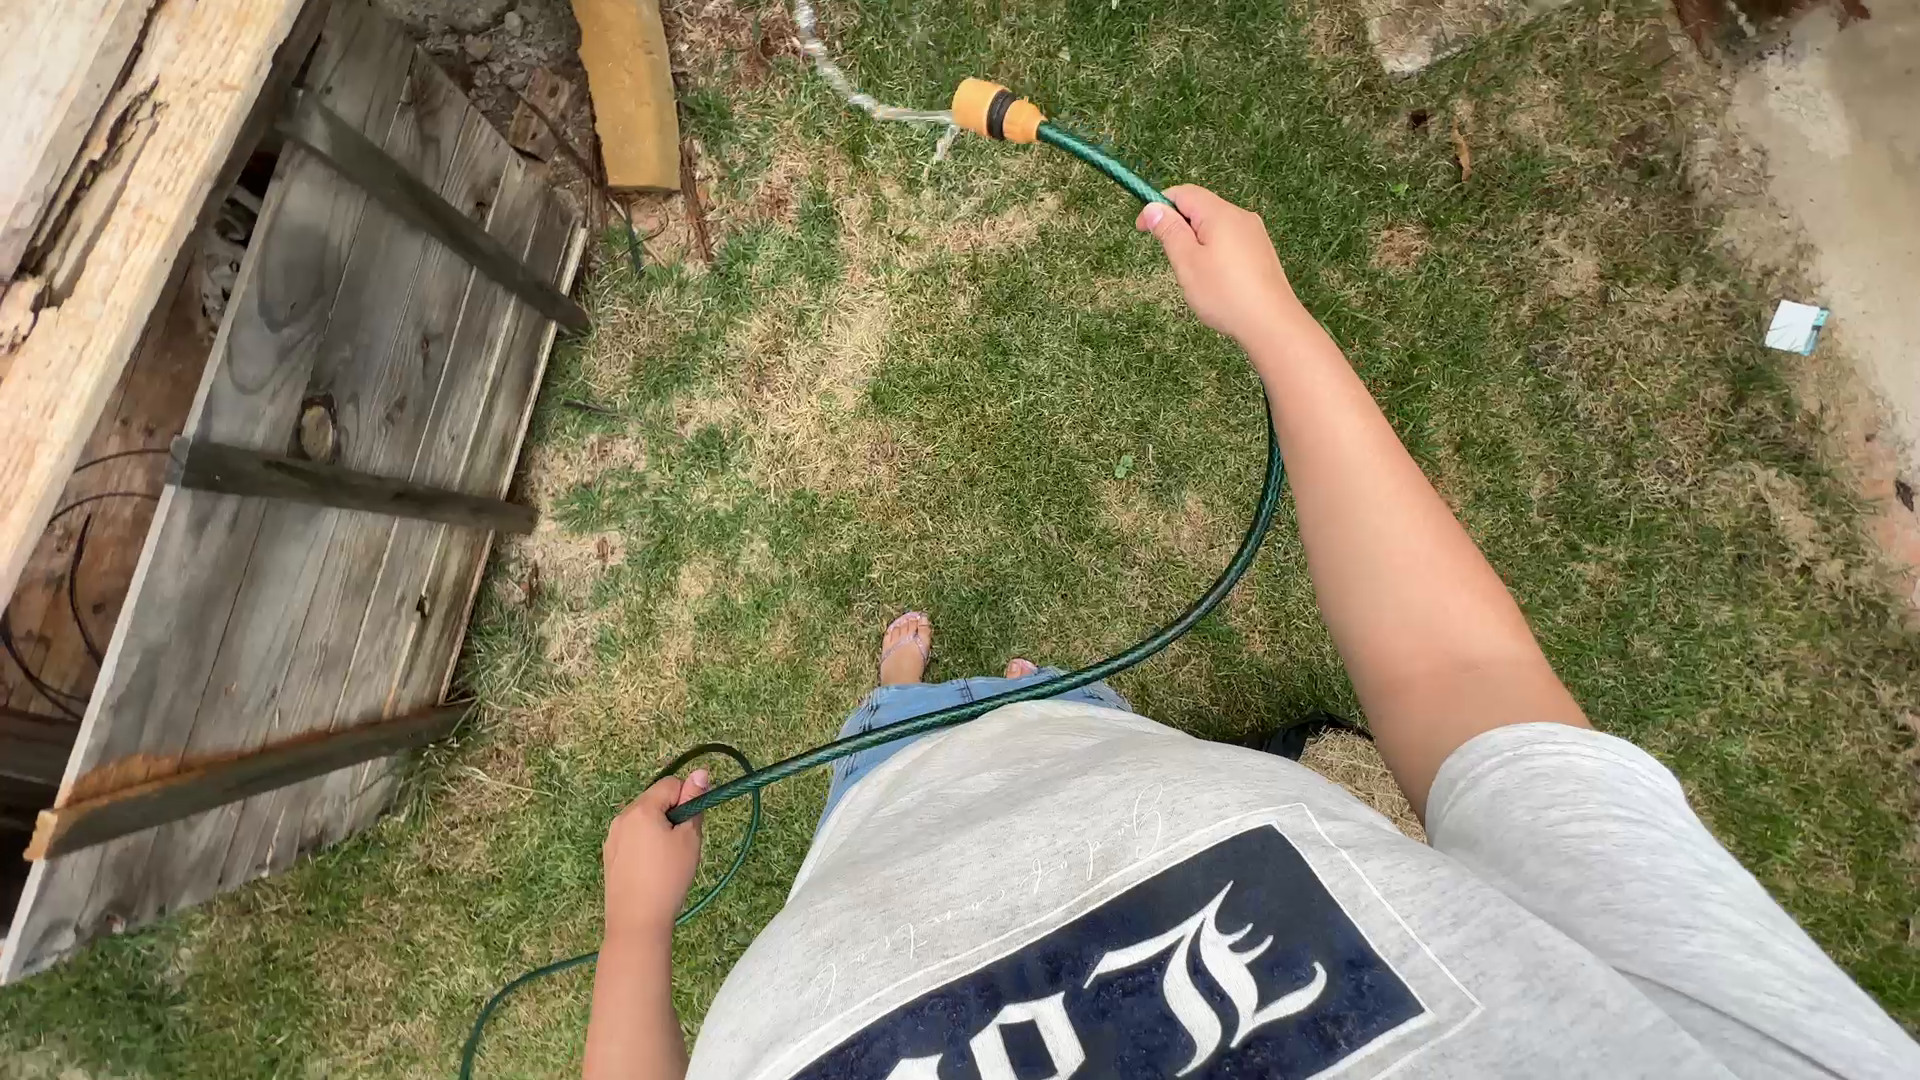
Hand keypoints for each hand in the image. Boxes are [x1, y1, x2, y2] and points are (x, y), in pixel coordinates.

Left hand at [603, 769, 709, 940]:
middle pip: (655, 799)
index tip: (690, 825)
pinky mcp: (609, 855)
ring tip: (668, 857)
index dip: (686, 799)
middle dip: (672, 812)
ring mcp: (612, 838)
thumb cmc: (668, 876)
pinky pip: (634, 835)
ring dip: (660, 827)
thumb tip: (700, 772)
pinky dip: (646, 842)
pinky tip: (652, 867)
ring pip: (645, 818)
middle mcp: (622, 817)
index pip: (671, 784)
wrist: (637, 923)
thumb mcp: (688, 837)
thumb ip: (693, 801)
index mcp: (641, 809)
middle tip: (682, 842)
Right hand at [1135, 185, 1303, 345]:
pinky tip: (1214, 280)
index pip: (1184, 193)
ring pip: (1214, 227)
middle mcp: (1240, 216)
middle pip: (1201, 208)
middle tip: (1171, 260)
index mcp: (1220, 214)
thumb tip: (1154, 207)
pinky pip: (1229, 241)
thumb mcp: (1187, 262)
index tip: (1142, 229)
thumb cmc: (1223, 293)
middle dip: (1178, 226)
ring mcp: (1254, 233)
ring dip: (1195, 242)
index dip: (1159, 206)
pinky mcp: (1260, 251)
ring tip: (1193, 275)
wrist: (1269, 321)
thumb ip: (1170, 232)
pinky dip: (1212, 251)